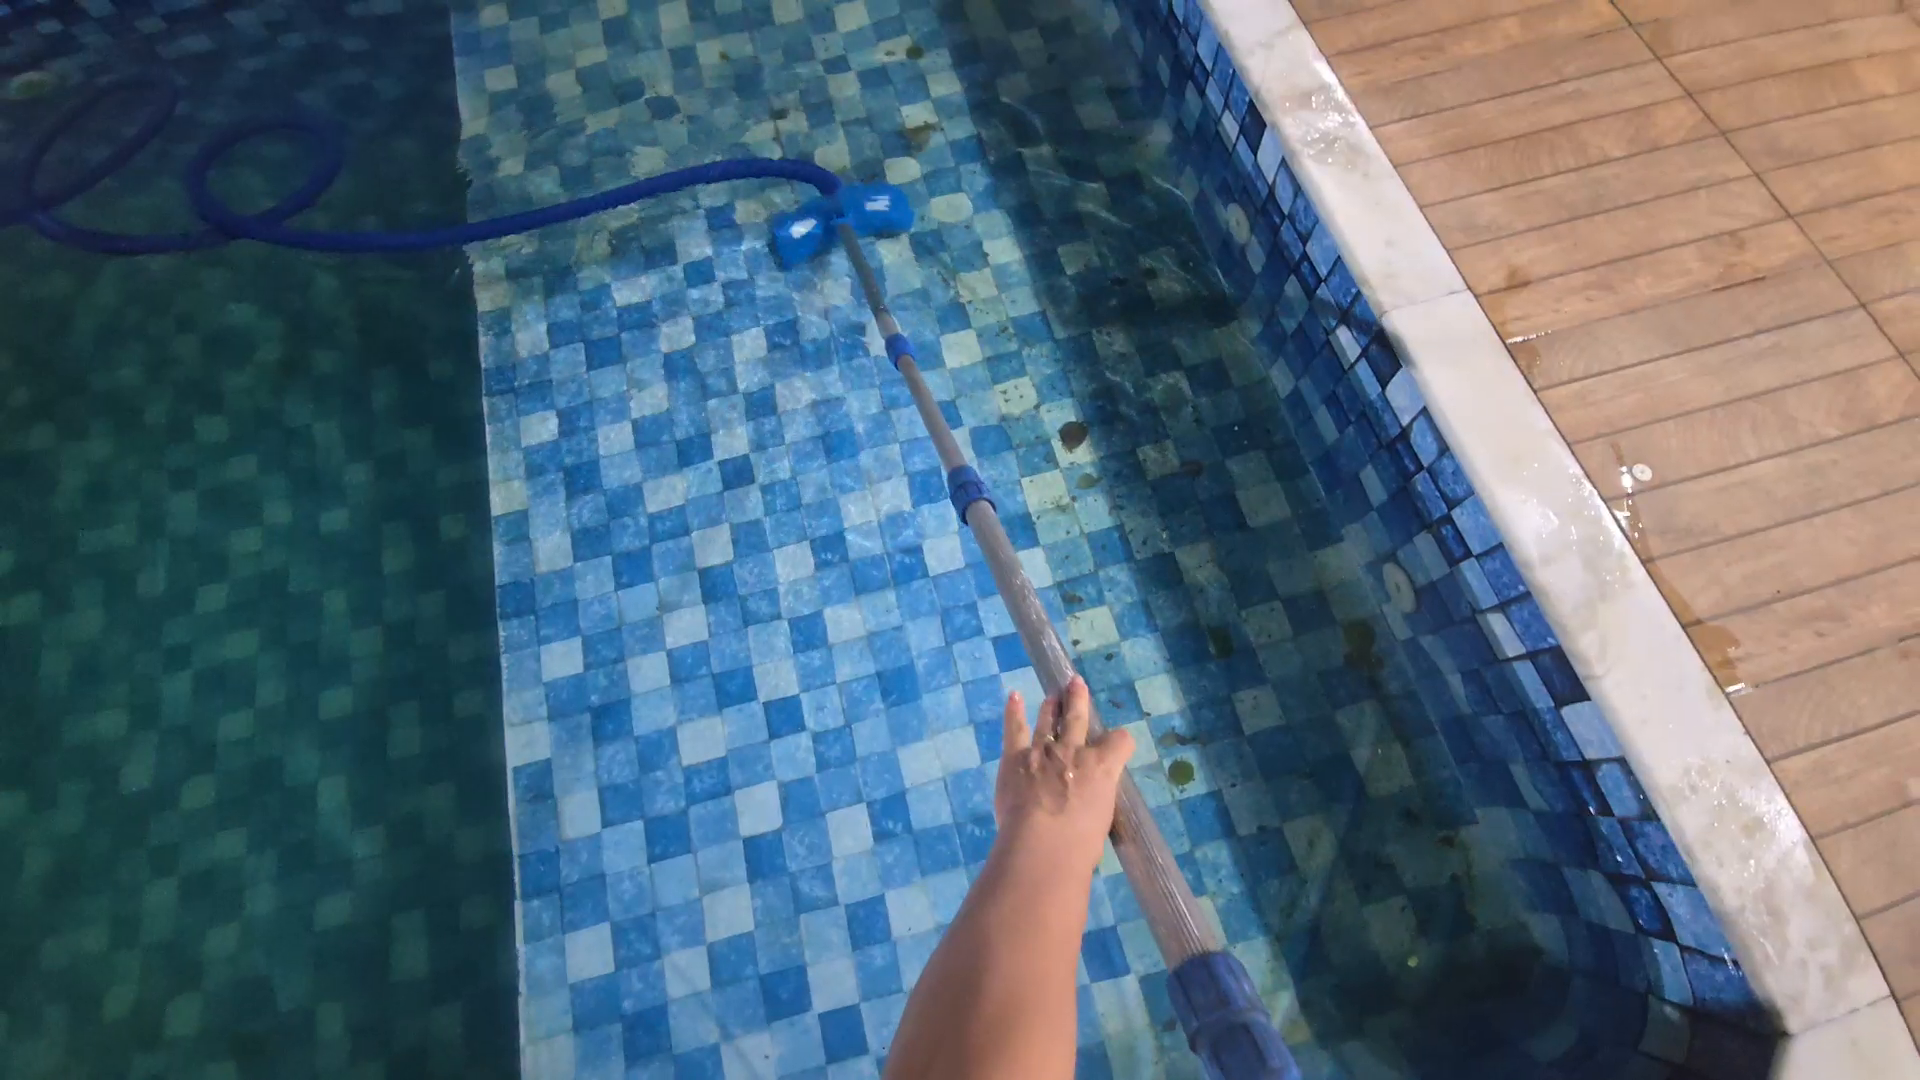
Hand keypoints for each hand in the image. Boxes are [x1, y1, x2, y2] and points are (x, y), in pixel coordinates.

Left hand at [992, 676, 1135, 877]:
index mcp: (1102, 767)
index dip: (1121, 742)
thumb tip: (1088, 806)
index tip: (1119, 745)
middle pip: (1078, 717)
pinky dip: (1013, 712)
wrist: (1042, 844)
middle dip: (1079, 699)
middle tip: (1076, 683)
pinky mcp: (1015, 757)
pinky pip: (1015, 728)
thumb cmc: (1079, 845)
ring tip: (1052, 694)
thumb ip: (1095, 803)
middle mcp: (1074, 751)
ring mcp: (1043, 750)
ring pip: (1048, 720)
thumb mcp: (1102, 821)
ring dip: (1051, 706)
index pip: (1120, 742)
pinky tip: (1013, 697)